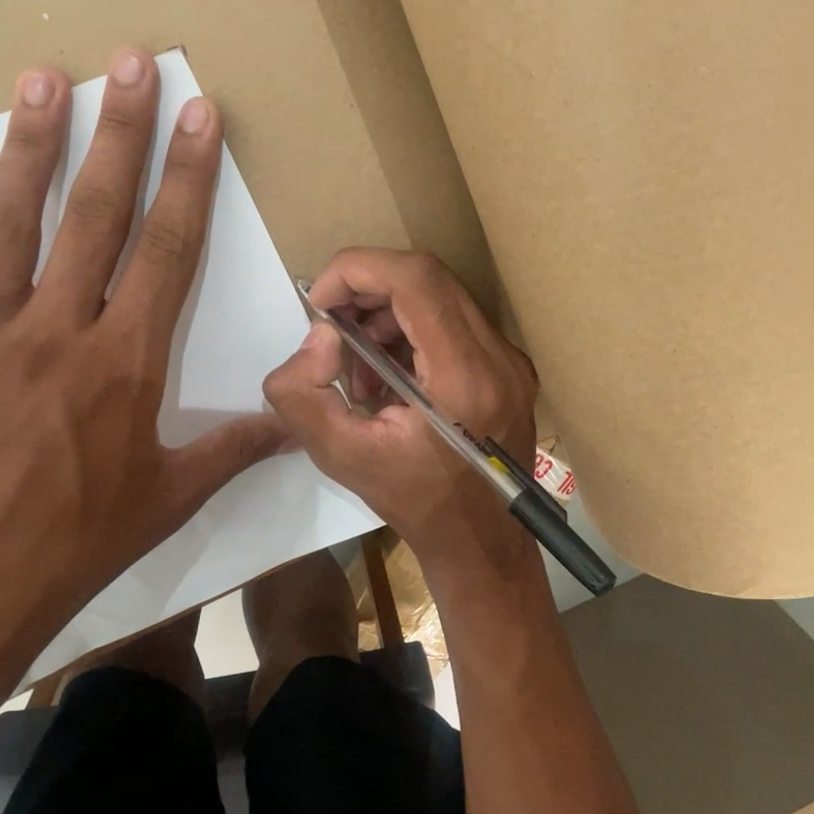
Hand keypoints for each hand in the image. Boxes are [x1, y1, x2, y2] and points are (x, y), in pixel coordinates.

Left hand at [0, 48, 286, 703]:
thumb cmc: (73, 550)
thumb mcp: (170, 500)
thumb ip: (237, 446)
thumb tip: (302, 417)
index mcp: (125, 362)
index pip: (168, 249)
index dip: (190, 177)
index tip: (200, 114)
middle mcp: (56, 331)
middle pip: (94, 214)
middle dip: (119, 134)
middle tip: (129, 63)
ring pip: (8, 225)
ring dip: (28, 147)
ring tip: (44, 79)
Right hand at [262, 249, 537, 572]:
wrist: (482, 542)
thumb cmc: (415, 503)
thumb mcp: (340, 457)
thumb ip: (303, 393)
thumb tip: (321, 336)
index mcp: (464, 376)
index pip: (415, 280)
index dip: (359, 271)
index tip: (321, 301)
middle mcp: (498, 357)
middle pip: (429, 280)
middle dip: (368, 291)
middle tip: (333, 331)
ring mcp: (511, 361)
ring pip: (442, 298)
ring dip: (389, 314)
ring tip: (361, 369)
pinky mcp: (511, 369)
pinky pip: (456, 324)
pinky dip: (413, 333)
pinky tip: (391, 379)